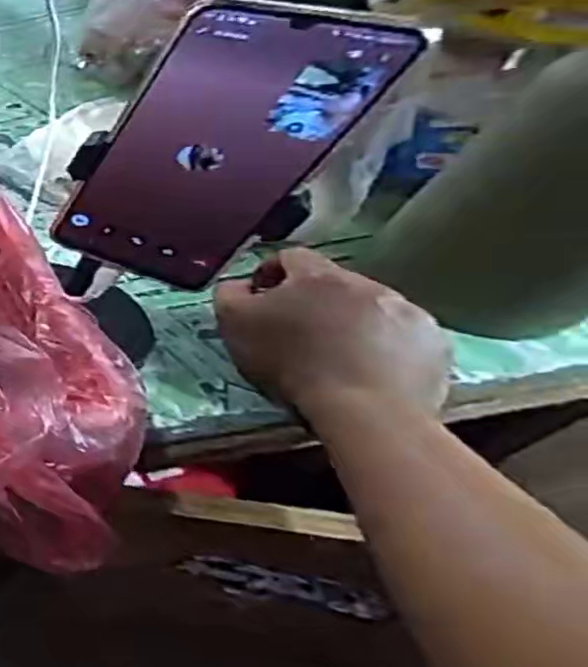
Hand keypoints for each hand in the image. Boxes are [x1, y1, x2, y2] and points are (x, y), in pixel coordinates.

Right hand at [214, 248, 450, 422]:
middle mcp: (370, 286)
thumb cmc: (289, 360)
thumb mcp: (233, 321)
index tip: (261, 298)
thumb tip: (243, 284)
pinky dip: (384, 344)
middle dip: (314, 299)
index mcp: (319, 277)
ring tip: (336, 351)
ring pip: (372, 307)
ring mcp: (411, 315)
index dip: (271, 273)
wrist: (365, 410)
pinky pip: (403, 334)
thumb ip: (230, 292)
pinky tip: (368, 367)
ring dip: (351, 320)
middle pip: (334, 282)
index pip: (292, 256)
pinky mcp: (437, 345)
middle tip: (297, 329)